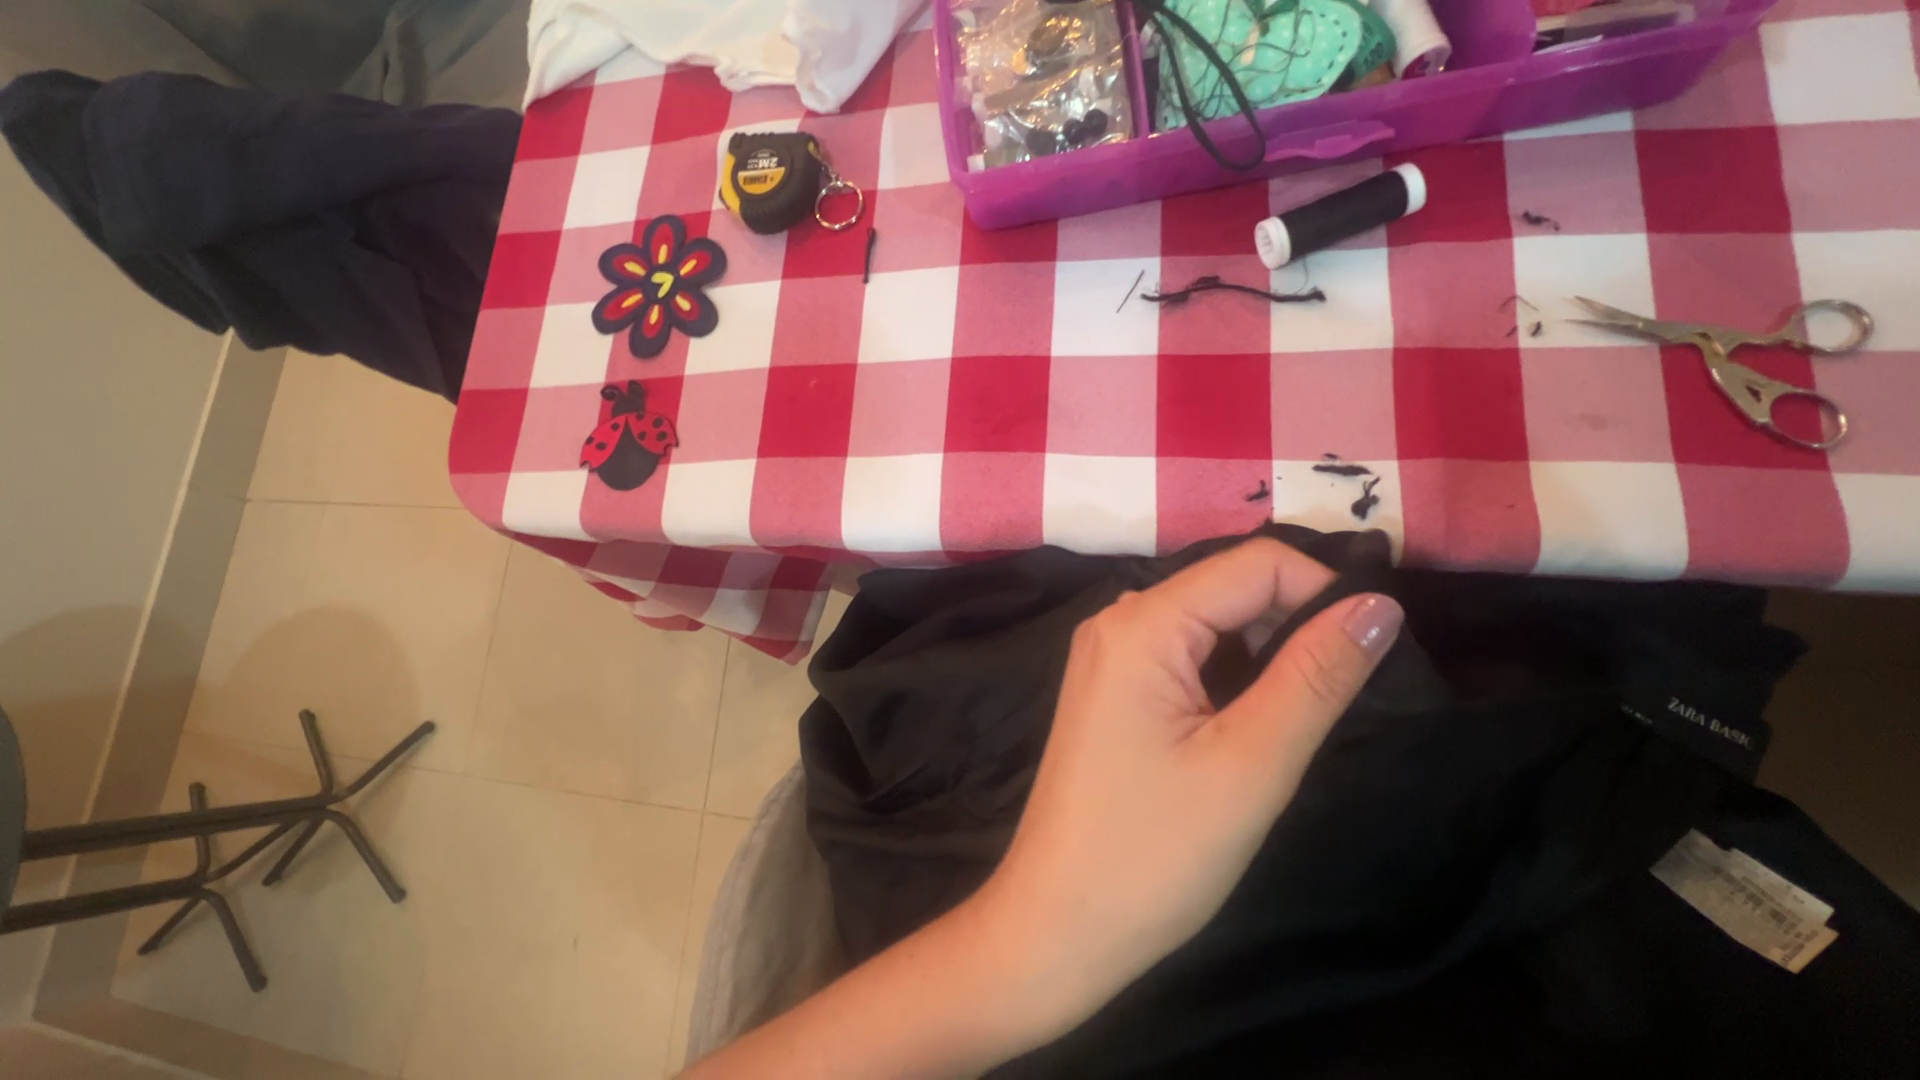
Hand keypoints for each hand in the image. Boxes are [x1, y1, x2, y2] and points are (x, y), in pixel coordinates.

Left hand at [968, 537, 1403, 1038]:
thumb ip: (1316, 675)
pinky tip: (1246, 727)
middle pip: (1230, 587)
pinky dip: (1230, 676)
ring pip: (1211, 623)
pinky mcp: (1111, 691)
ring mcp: (1108, 657)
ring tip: (1292, 721)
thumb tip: (1379, 605)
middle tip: (1337, 698)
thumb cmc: (1153, 853)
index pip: (1256, 564)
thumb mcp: (1251, 764)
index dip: (1325, 591)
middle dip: (1294, 624)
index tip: (1373, 652)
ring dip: (1265, 654)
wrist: (1058, 926)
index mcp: (1141, 624)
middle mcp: (1117, 622)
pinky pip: (1185, 656)